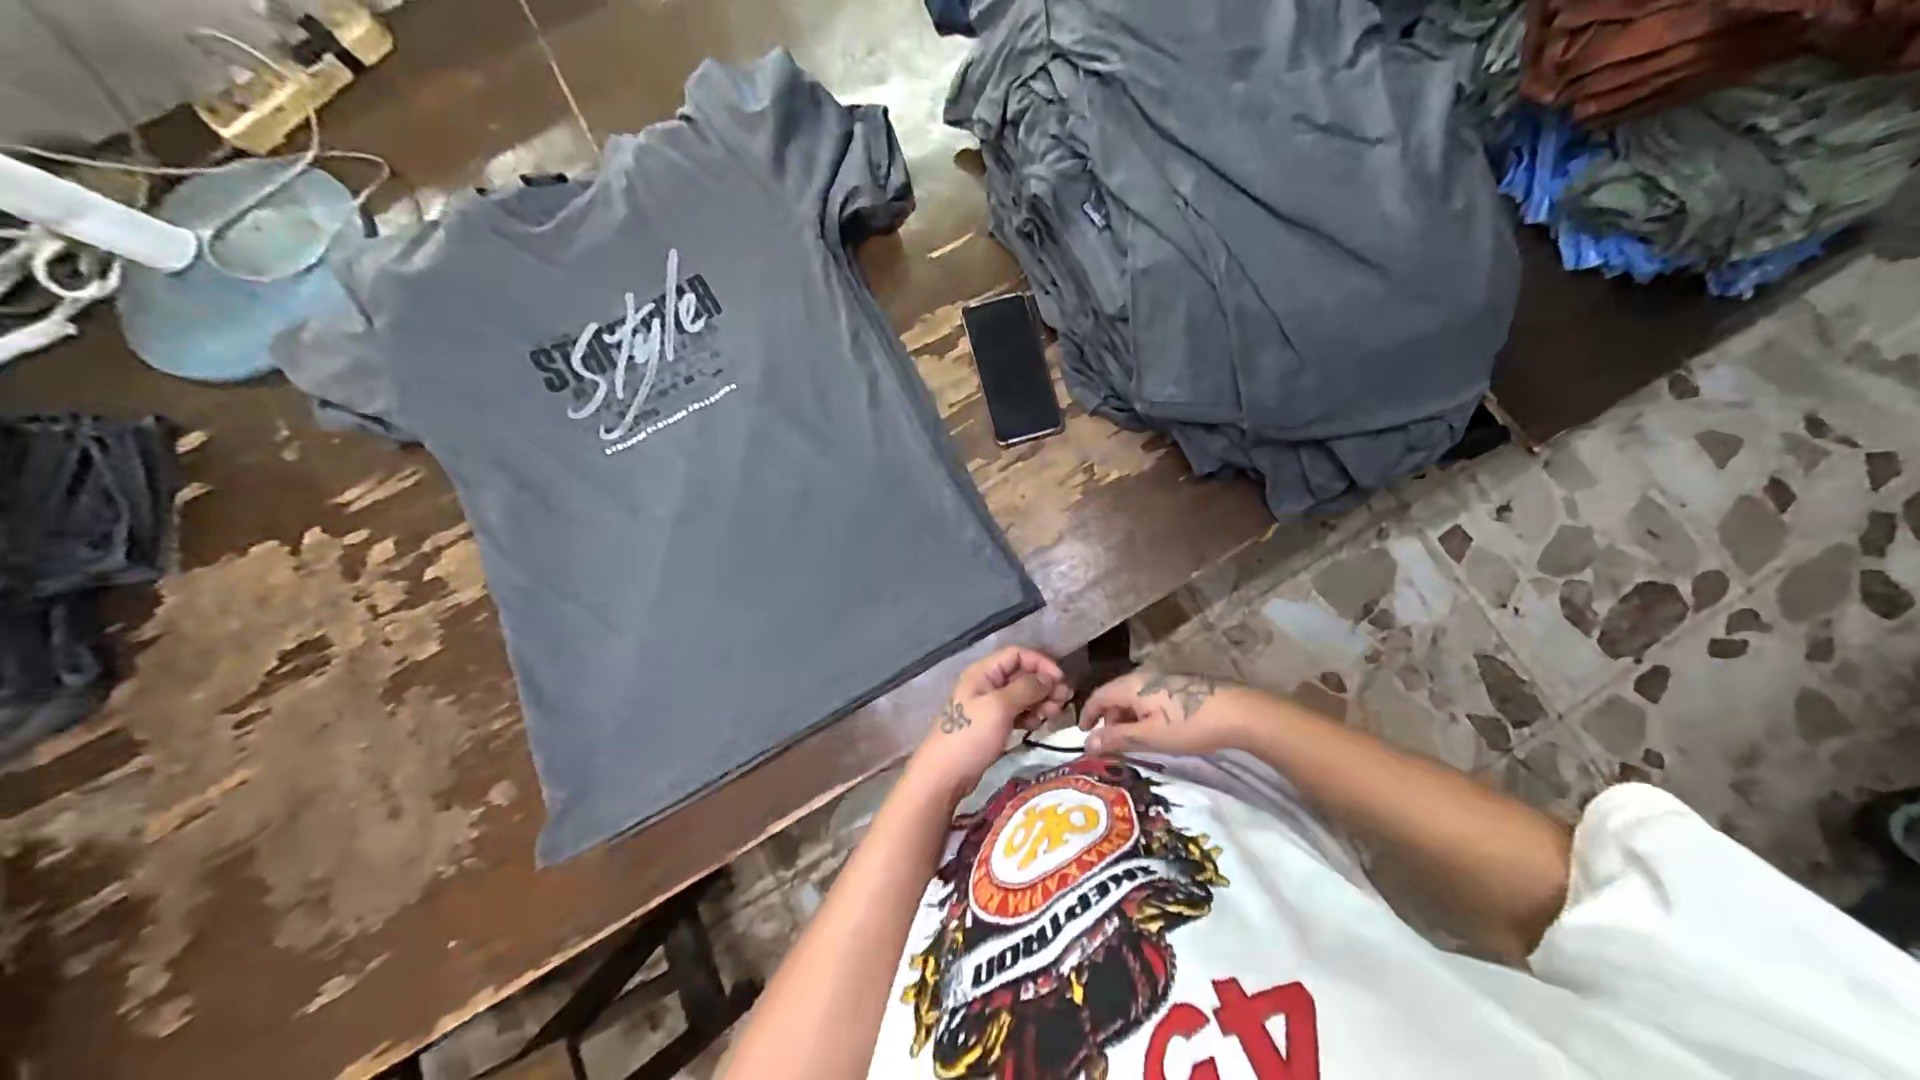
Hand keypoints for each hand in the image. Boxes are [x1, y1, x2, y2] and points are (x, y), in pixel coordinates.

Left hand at [905, 646, 1071, 802]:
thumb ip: (1026, 688)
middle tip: (1063, 701)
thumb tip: (1050, 678)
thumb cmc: (971, 735)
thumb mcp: (999, 707)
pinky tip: (1037, 725)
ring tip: (1053, 714)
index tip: (1061, 680)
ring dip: (1040, 701)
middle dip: (1044, 684)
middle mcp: (986, 684)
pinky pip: (1017, 712)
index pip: (1017, 655)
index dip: (1041, 663)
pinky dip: (1030, 715)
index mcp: (983, 672)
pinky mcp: (993, 725)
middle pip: (1021, 674)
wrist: (945, 775)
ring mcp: (989, 705)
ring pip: (1022, 695)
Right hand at [1081, 668, 1242, 756]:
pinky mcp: (1178, 685)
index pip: (1098, 696)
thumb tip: (1086, 742)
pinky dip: (1142, 714)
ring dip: (1126, 718)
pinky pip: (1148, 698)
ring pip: (1133, 697)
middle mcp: (1143, 676)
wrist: (1239, 713)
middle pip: (1114, 695)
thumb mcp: (1149, 737)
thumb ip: (1116, 738)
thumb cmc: (1189, 725)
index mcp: (1131, 685)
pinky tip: (1155, 730)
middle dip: (1108, 719)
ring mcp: (1162, 678)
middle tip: (1111, 744)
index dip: (1087, 715)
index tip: (1083, 735)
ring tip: (1134, 741)